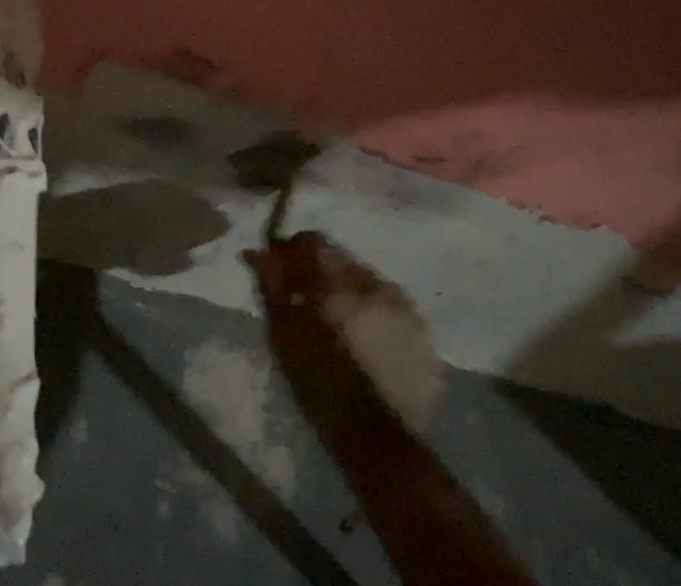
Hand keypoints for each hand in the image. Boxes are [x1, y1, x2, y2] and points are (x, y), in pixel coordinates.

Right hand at [244, 231, 442, 431]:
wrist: (375, 439)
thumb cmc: (318, 385)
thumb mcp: (283, 336)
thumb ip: (271, 287)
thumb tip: (257, 253)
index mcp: (340, 283)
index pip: (313, 241)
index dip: (292, 251)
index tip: (279, 270)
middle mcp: (377, 285)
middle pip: (343, 260)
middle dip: (321, 272)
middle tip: (305, 300)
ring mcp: (406, 309)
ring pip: (369, 283)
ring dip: (349, 293)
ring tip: (336, 326)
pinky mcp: (423, 334)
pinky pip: (392, 309)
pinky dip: (374, 317)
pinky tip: (364, 345)